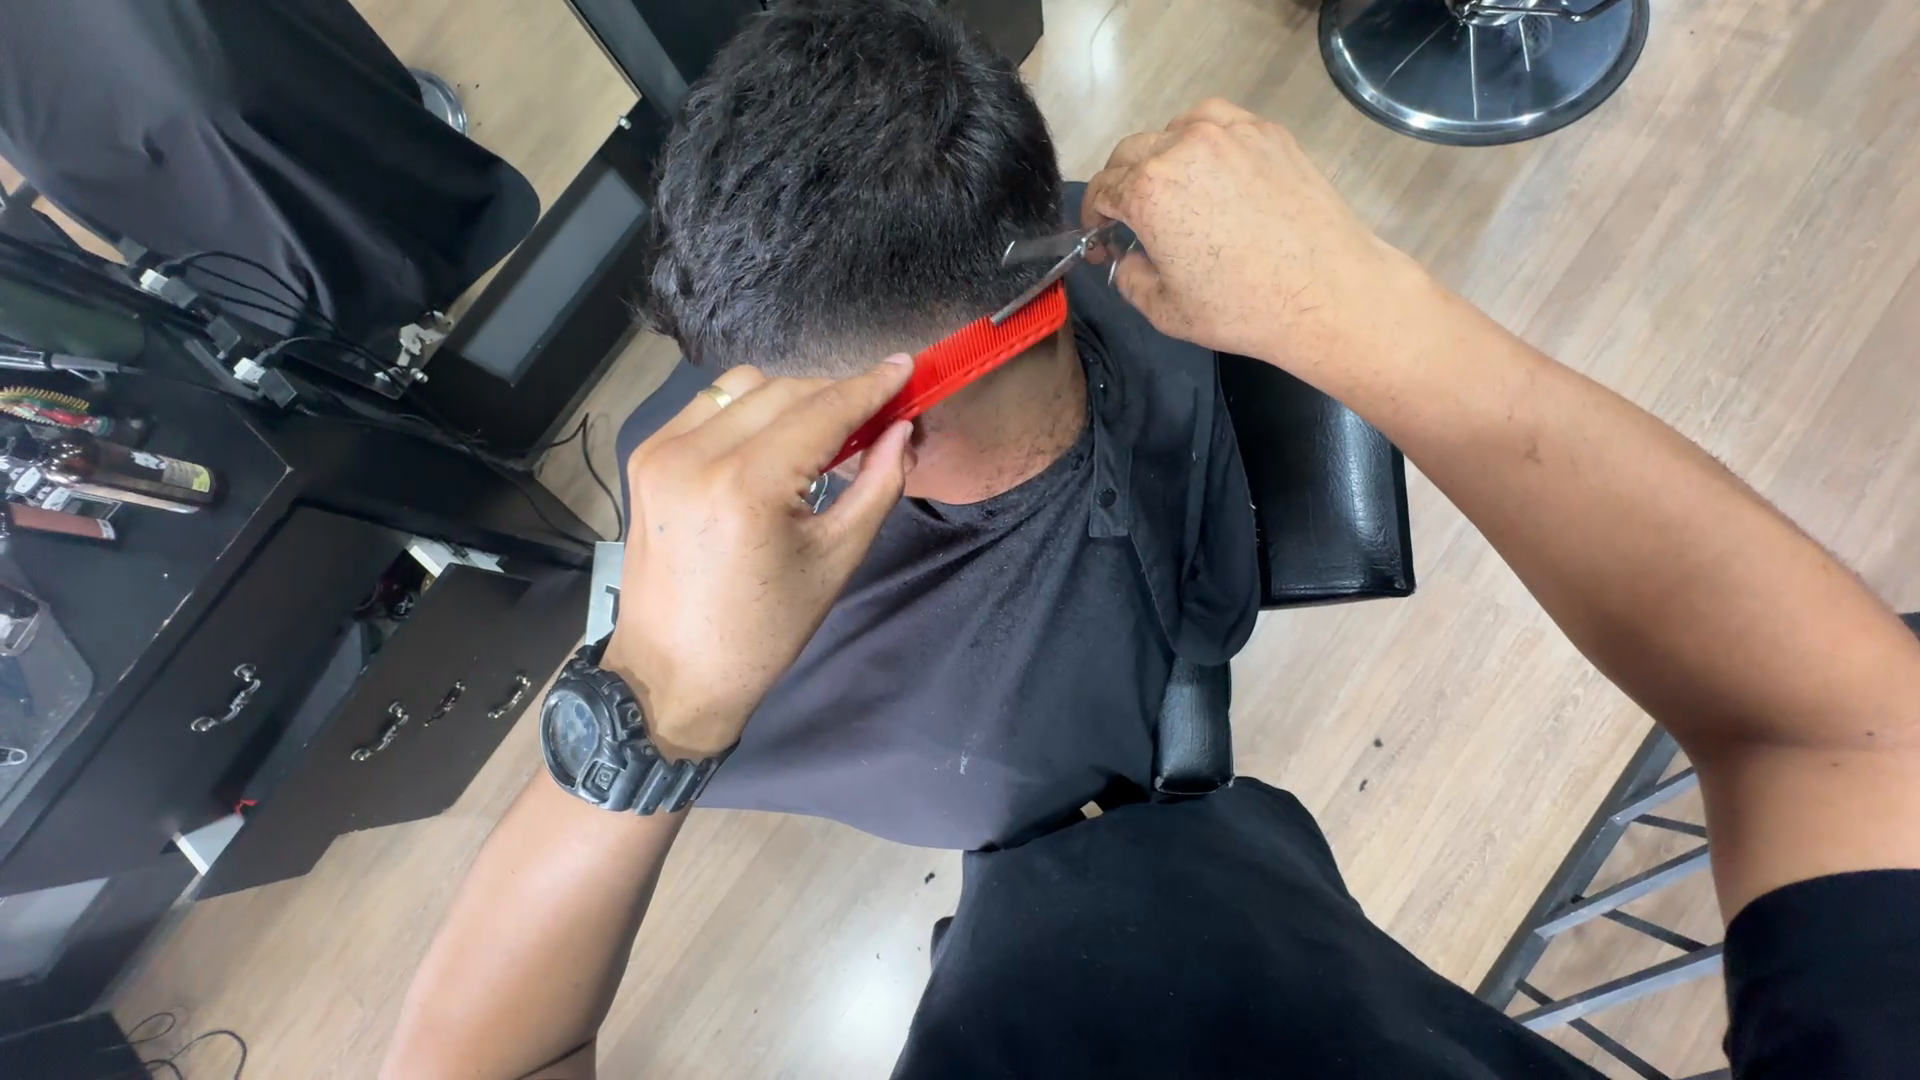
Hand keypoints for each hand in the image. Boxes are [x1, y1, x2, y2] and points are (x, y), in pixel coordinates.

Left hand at [602, 357, 915, 758]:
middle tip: (874, 416)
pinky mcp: (645, 457)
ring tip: (820, 433)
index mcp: (747, 485)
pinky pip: (708, 407)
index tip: (904, 366)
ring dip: (791, 398)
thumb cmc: (765, 630)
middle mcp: (696, 453)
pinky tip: (769, 443)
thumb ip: (878, 485)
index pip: (821, 411)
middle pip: (784, 390)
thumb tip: (902, 430)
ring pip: (743, 387)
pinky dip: (749, 411)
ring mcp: (662, 450)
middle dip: (836, 394)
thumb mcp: (836, 560)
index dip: (869, 386)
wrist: (674, 672)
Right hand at [1082, 99, 1429, 368]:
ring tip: (1173, 193)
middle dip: (1121, 186)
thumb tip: (1128, 259)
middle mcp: (1184, 146)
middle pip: (1130, 152)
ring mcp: (1231, 132)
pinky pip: (1218, 125)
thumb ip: (1129, 278)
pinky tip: (1212, 177)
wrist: (1324, 292)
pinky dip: (1202, 144)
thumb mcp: (1163, 310)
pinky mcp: (1268, 133)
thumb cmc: (1239, 308)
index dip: (1094, 217)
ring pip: (1173, 129)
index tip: (1102, 240)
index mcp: (1149, 190)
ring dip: (1160, 157)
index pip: (1102, 188)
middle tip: (1131, 221)